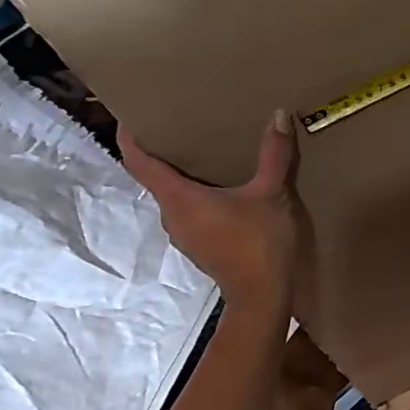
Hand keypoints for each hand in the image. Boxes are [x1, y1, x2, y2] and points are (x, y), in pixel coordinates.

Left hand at [118, 111, 300, 314]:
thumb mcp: (271, 194)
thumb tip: (279, 115)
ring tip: (200, 150)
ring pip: (171, 196)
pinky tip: (218, 185)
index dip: (130, 136)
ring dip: (179, 174)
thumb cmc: (259, 242)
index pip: (138, 162)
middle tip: (178, 123)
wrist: (263, 295)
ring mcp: (183, 234)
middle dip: (161, 151)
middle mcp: (171, 215)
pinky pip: (186, 211)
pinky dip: (193, 193)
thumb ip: (274, 155)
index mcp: (179, 198)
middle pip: (153, 178)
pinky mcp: (198, 245)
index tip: (131, 114)